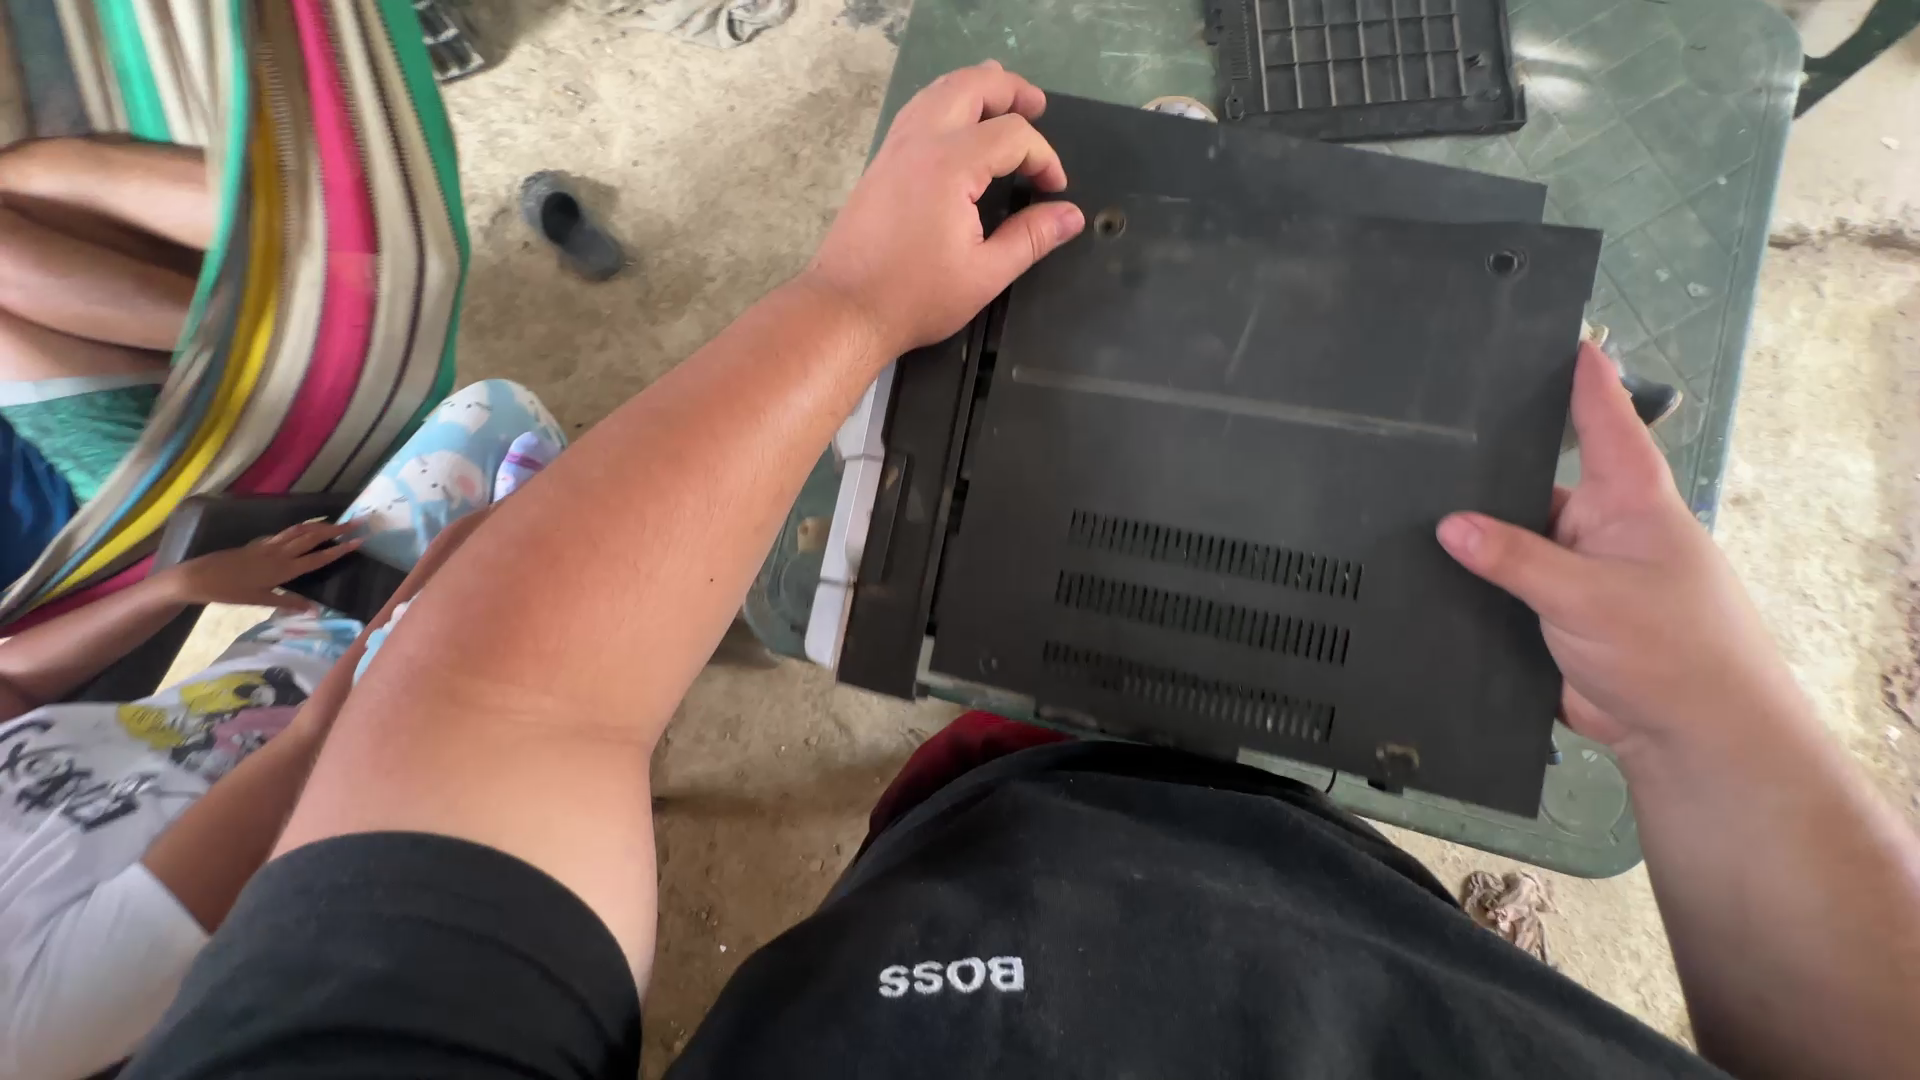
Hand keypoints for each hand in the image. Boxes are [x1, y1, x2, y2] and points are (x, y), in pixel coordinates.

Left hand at [158, 521, 363, 610]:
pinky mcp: (257, 544)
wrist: (194, 578)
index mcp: (284, 569)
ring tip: (335, 521)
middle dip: (336, 529)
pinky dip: (300, 528)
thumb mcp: (259, 600)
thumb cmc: (227, 592)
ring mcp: (267, 546)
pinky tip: (303, 528)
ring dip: (319, 525)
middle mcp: (279, 554)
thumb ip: (288, 603)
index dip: (341, 549)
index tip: (360, 540)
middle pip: (313, 537)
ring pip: (299, 531)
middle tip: (357, 521)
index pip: (319, 557)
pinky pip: (284, 533)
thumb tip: (315, 610)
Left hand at [804, 61, 1086, 356]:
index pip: (1011, 136)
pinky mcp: (879, 164)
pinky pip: (916, 111)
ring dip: (974, 87)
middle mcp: (920, 142)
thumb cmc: (916, 298)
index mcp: (950, 165)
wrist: (847, 308)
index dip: (1043, 156)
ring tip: (1000, 98)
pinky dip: (944, 102)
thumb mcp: (984, 275)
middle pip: (971, 88)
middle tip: (1037, 104)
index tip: (1055, 188)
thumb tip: (1071, 215)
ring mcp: (894, 149)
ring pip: (938, 91)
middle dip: (1010, 90)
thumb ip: (1031, 239)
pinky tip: (954, 122)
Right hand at [1435, 344, 1800, 752]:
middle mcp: (1598, 531)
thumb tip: (1447, 525)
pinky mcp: (1547, 614)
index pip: (1607, 428)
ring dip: (1469, 537)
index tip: (1568, 342)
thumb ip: (1516, 558)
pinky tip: (1419, 573)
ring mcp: (1572, 574)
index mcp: (1628, 506)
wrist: (1685, 738)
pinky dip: (1465, 580)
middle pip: (1535, 485)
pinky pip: (1497, 585)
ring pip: (1508, 540)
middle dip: (1487, 470)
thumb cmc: (1668, 650)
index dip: (1587, 385)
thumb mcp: (1589, 596)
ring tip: (1401, 510)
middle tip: (1424, 441)